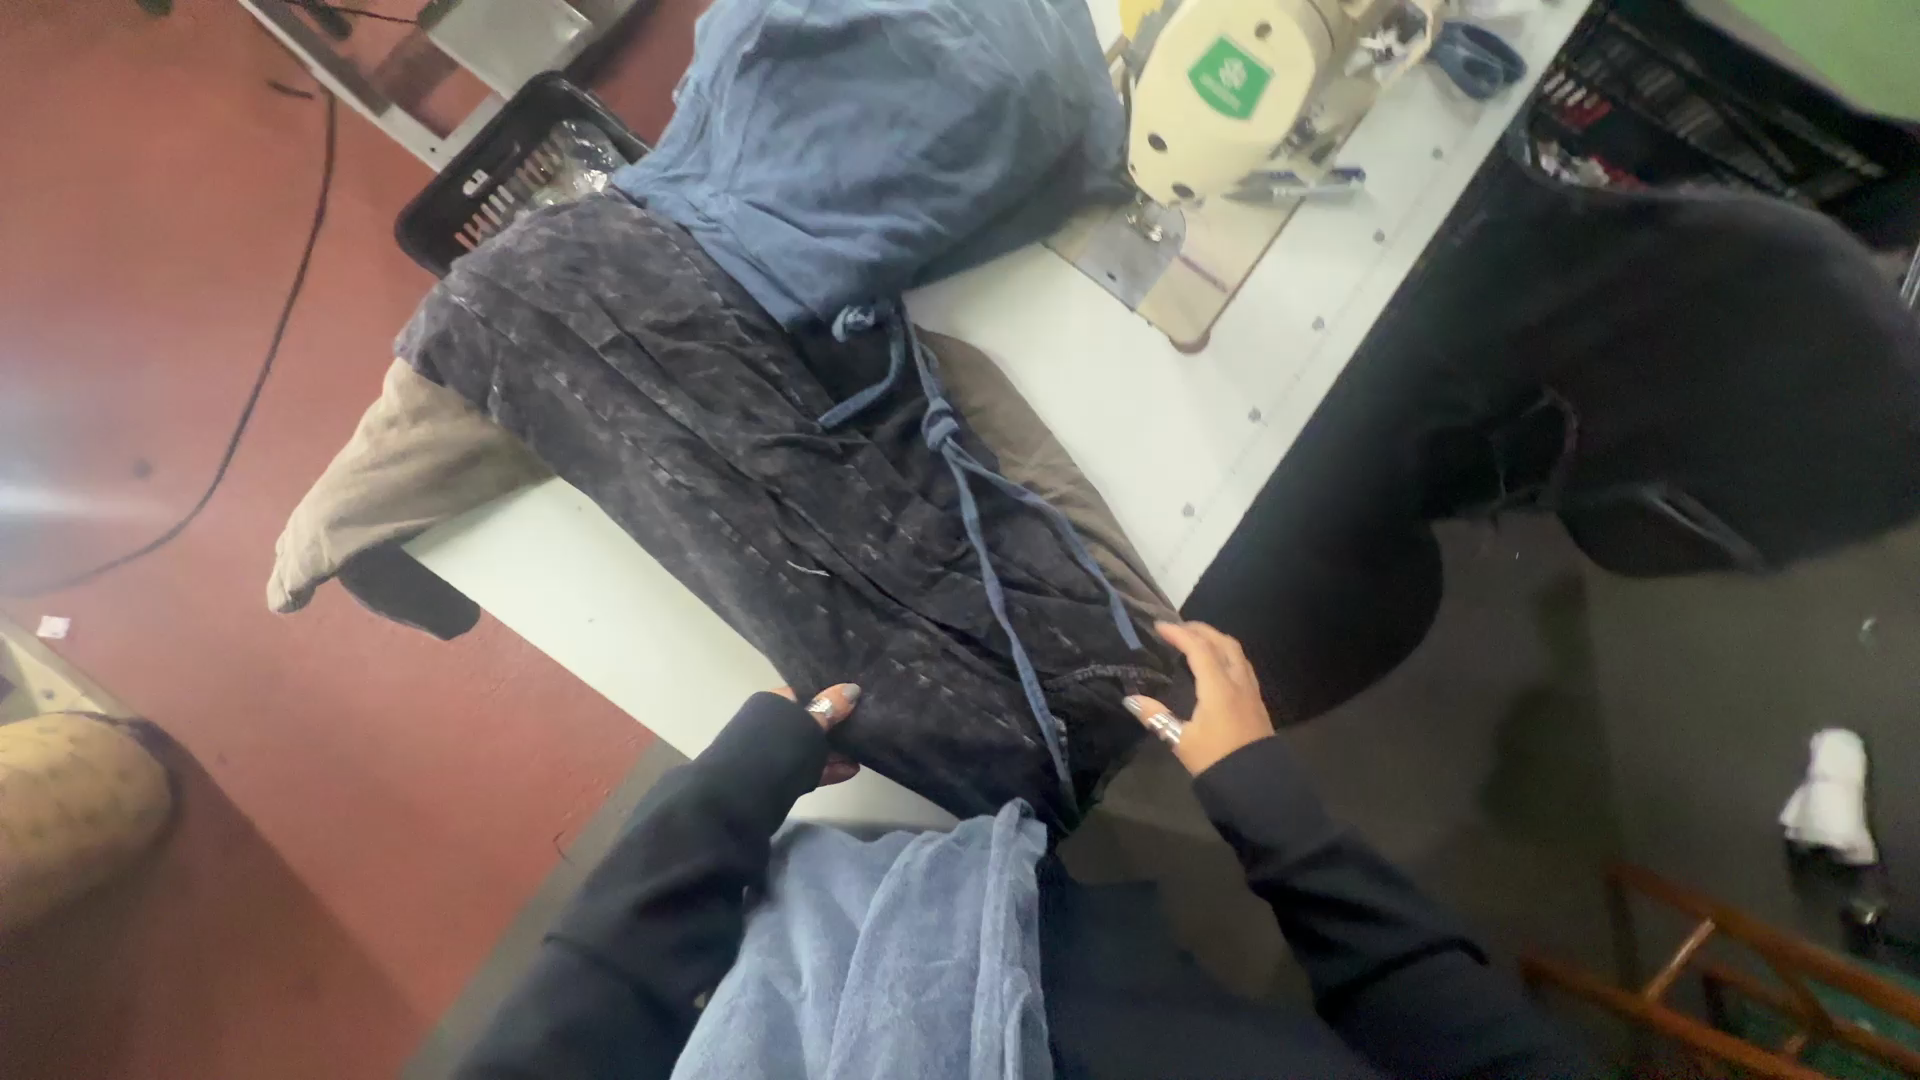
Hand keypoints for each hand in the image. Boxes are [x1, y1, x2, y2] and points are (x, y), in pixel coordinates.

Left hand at [772, 683, 861, 786]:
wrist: (750, 789)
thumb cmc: (779, 744)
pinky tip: (852, 770)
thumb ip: (832, 706)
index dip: (830, 696)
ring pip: (813, 748)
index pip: (805, 694)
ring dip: (837, 751)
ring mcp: (779, 753)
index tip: (854, 700)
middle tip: (862, 728)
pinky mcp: (785, 777)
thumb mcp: (810, 720)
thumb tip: (853, 689)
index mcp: (774, 704)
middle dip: (837, 728)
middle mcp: (775, 726)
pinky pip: (810, 768)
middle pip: (812, 723)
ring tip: (861, 752)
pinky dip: (830, 769)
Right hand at [1125, 621, 1273, 776]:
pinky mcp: (1256, 702)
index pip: (1199, 649)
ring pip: (1236, 653)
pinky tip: (1216, 666)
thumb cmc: (1216, 760)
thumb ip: (1155, 716)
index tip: (1159, 626)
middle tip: (1178, 628)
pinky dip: (1226, 655)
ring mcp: (1251, 692)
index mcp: (1218, 688)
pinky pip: (1241, 666)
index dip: (1179, 633)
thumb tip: (1130, 699)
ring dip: (1216, 640)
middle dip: (1201, 630)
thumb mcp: (1179, 740)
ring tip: (1196, 641)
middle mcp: (1237, 682)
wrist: (1257, 787)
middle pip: (1223, 643)